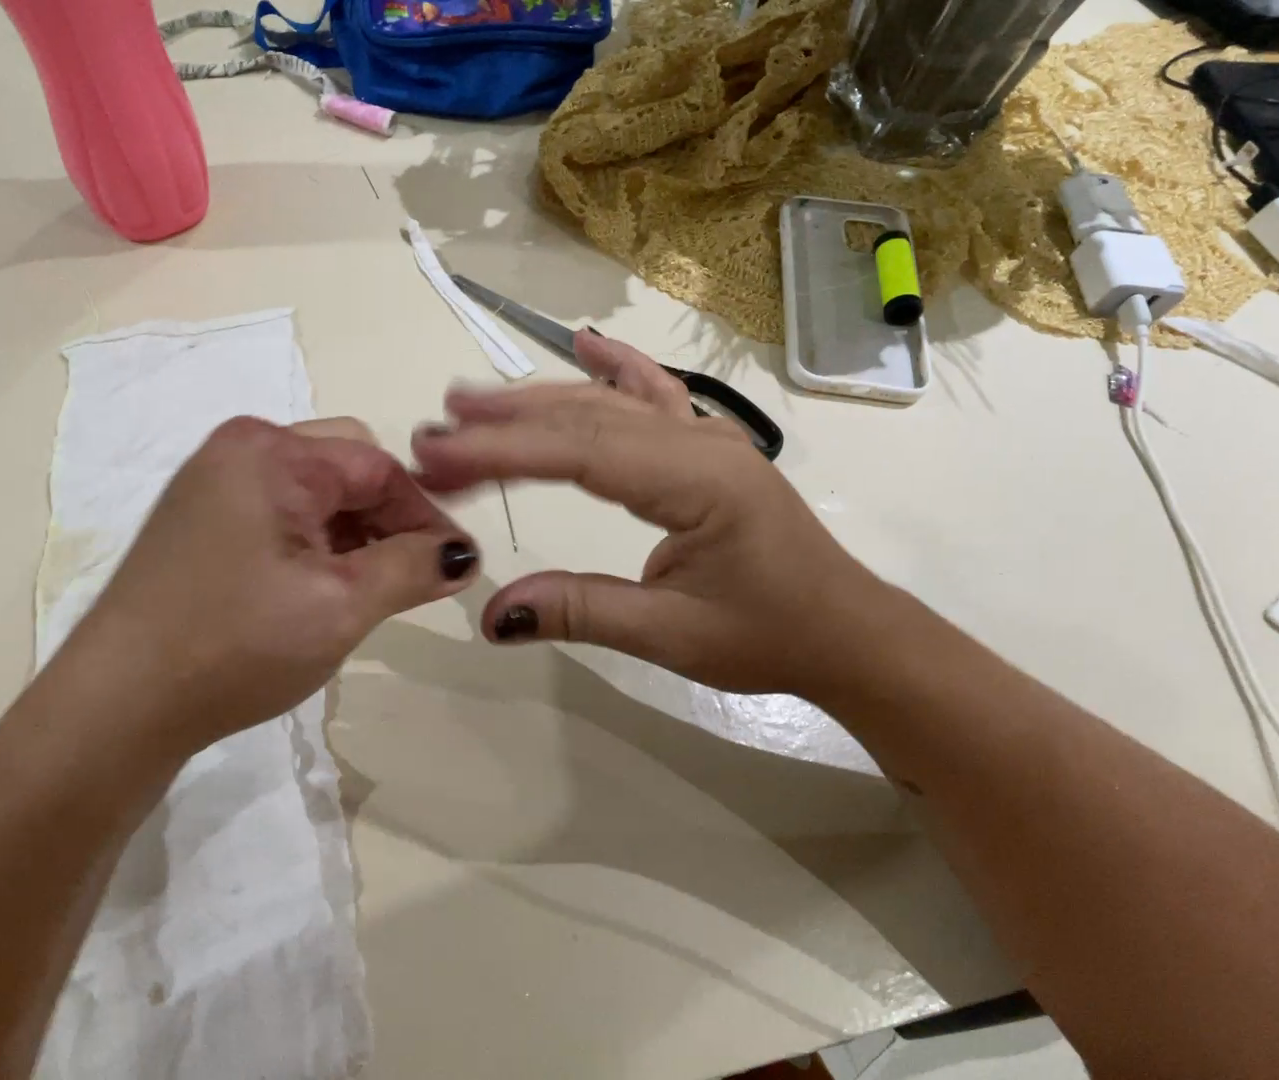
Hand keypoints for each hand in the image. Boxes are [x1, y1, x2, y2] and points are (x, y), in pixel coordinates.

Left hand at [55, 416, 478, 756]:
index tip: (457, 566)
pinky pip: (277, 514)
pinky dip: (312, 544)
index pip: (377, 465)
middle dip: (386, 520)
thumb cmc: (236, 646)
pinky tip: (318, 591)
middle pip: (344, 469)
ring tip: (366, 593)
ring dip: (351, 536)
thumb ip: (411, 568)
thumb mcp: (340, 606)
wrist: (119, 703)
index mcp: (271, 452)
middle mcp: (238, 449)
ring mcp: (210, 484)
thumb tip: (462, 553)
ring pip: (312, 494)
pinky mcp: (197, 521)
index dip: (425, 514)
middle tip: (410, 579)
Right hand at [412, 330, 885, 697]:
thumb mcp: (671, 635)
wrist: (846, 633)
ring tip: (468, 404)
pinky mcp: (706, 449)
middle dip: (502, 425)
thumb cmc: (769, 636)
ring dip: (537, 401)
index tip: (437, 457)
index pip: (580, 453)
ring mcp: (706, 438)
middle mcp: (700, 442)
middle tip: (431, 435)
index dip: (503, 452)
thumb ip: (579, 611)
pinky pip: (653, 395)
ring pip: (608, 405)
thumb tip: (490, 614)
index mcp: (698, 480)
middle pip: (585, 418)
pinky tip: (584, 344)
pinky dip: (615, 368)